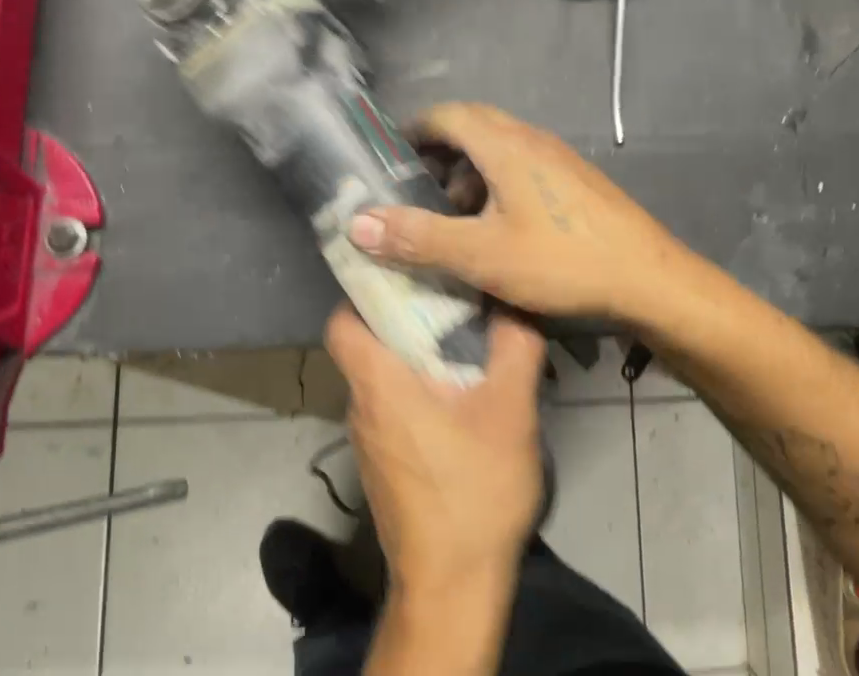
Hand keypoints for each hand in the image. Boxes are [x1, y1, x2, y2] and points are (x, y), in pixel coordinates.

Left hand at [326, 302, 545, 601]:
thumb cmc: (475, 489)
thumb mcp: (511, 410)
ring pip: (383, 381)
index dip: (366, 291)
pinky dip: (418, 395)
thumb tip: (515, 301)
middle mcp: (361, 408)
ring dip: (416, 360)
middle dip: (406, 320)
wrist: (453, 582)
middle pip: (367, 346)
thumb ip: (515, 348)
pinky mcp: (384, 468)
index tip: (408, 275)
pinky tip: (463, 403)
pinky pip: (393, 412)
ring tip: (466, 349)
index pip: (342, 320)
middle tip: (454, 304)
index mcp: (379, 384)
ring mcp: (369, 442)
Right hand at [347, 102, 694, 320]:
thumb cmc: (561, 262)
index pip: (447, 115)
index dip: (413, 130)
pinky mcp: (576, 183)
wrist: (648, 280)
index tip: (389, 159)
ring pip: (501, 150)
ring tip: (453, 218)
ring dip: (469, 172)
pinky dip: (498, 185)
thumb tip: (357, 223)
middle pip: (474, 127)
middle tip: (415, 191)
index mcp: (506, 145)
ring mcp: (560, 160)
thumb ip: (419, 237)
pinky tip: (499, 230)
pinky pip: (524, 168)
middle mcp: (533, 140)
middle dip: (439, 152)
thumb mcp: (481, 255)